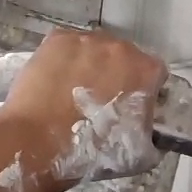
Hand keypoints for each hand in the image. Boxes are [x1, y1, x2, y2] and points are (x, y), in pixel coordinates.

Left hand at [0, 31, 168, 187]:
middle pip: (124, 56)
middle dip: (116, 74)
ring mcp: (87, 39)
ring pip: (95, 48)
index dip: (144, 90)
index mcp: (146, 71)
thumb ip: (152, 129)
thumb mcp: (139, 152)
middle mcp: (120, 47)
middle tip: (99, 100)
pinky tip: (55, 81)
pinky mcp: (58, 38)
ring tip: (72, 91)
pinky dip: (64, 58)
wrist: (37, 144)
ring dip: (90, 64)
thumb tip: (148, 122)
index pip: (154, 74)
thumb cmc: (91, 153)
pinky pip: (68, 45)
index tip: (130, 105)